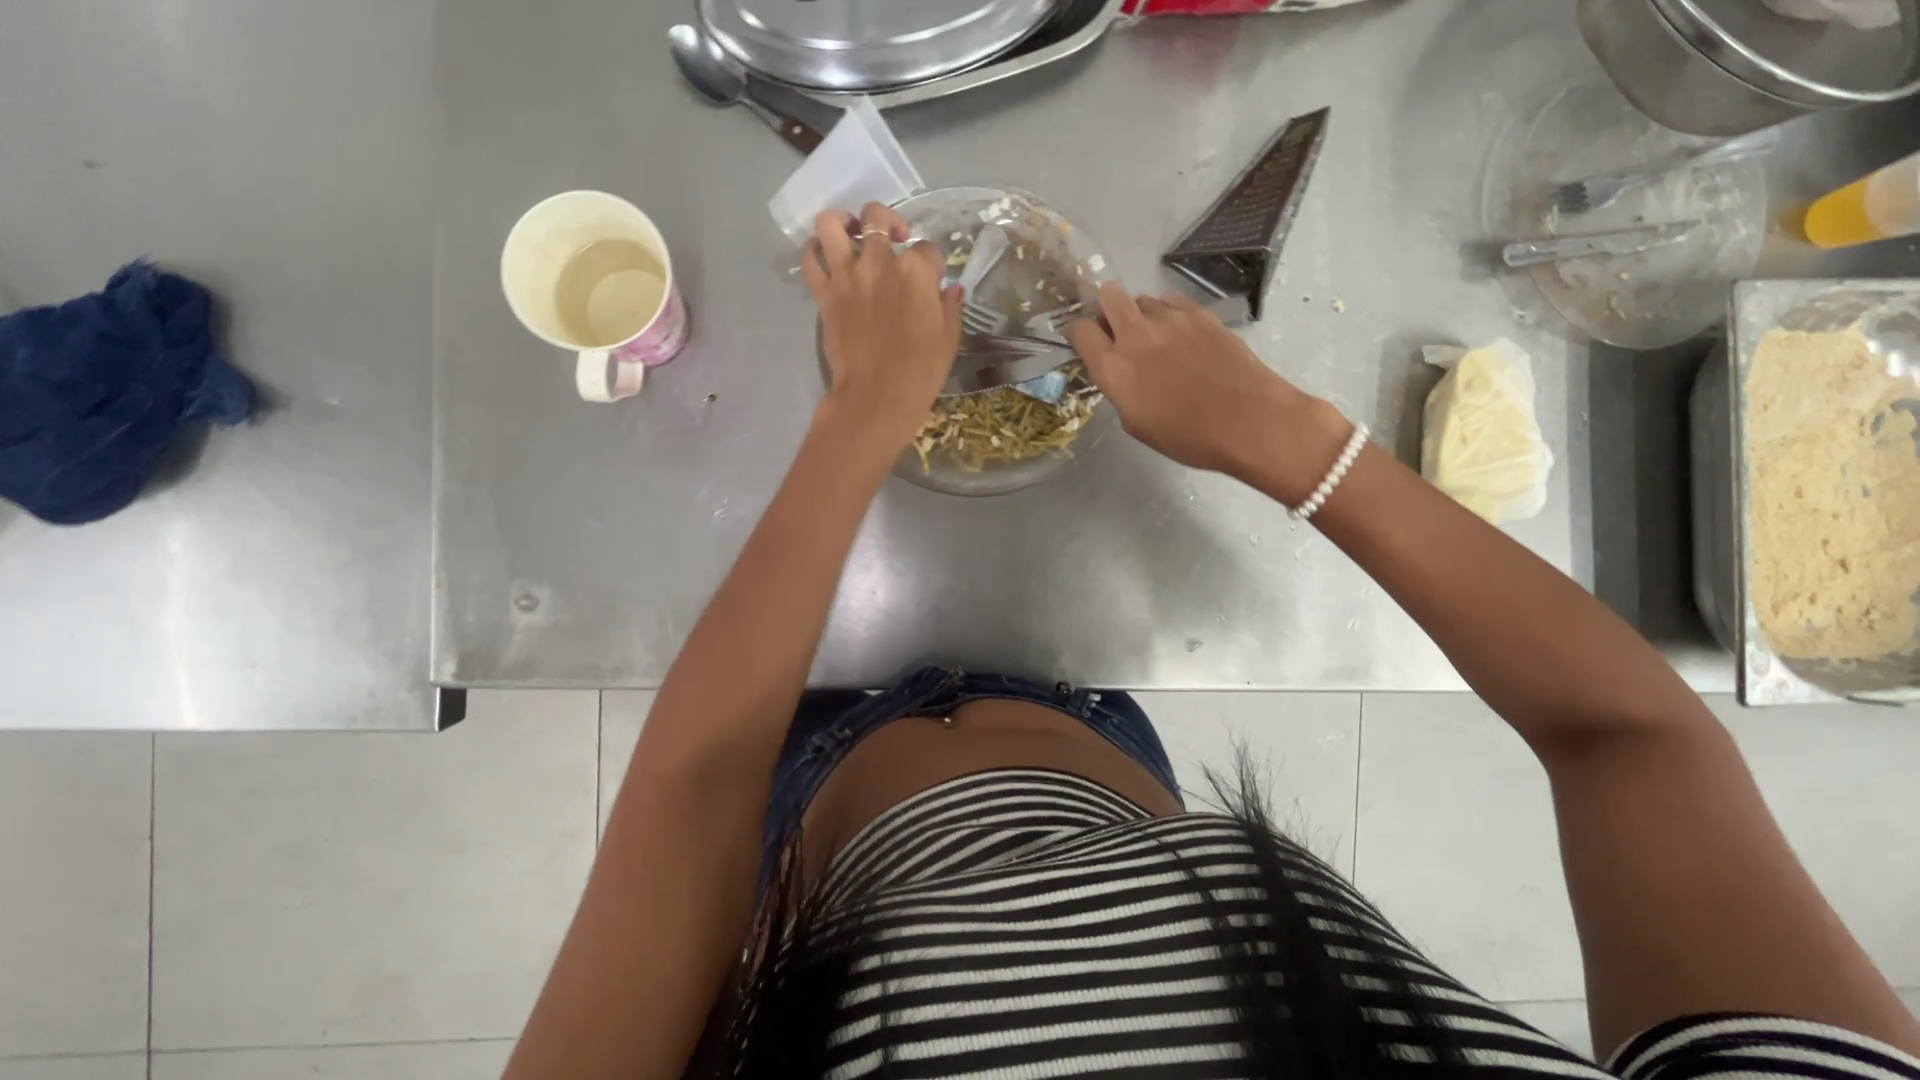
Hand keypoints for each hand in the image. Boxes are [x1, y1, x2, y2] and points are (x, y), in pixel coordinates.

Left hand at [801, 202, 961, 453]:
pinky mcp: (824, 293)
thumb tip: (948, 289)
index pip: (928, 249)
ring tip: (852, 232)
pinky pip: (809, 258)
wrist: (877, 395)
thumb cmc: (920, 371)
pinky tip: (825, 255)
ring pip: (832, 224)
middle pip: (878, 218)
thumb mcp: (948, 337)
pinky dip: (814, 250)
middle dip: (889, 222)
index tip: (933, 280)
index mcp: (916, 271)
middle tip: (894, 239)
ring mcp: (847, 275)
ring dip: (843, 221)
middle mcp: (879, 262)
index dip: (933, 263)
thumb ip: (949, 306)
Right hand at [1066, 284, 1350, 502]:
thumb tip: (1123, 372)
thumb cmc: (1188, 436)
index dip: (1079, 334)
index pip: (1080, 330)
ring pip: (1143, 298)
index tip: (1087, 342)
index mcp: (1113, 367)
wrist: (1248, 420)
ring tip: (1158, 337)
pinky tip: (1183, 334)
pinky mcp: (1200, 313)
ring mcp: (1169, 318)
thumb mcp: (1138, 424)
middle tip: (1119, 329)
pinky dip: (1170, 312)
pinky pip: (1172, 301)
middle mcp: (1135, 334)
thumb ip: (1121, 390)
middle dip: (1107, 307)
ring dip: (1142, 314)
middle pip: (1108, 296)